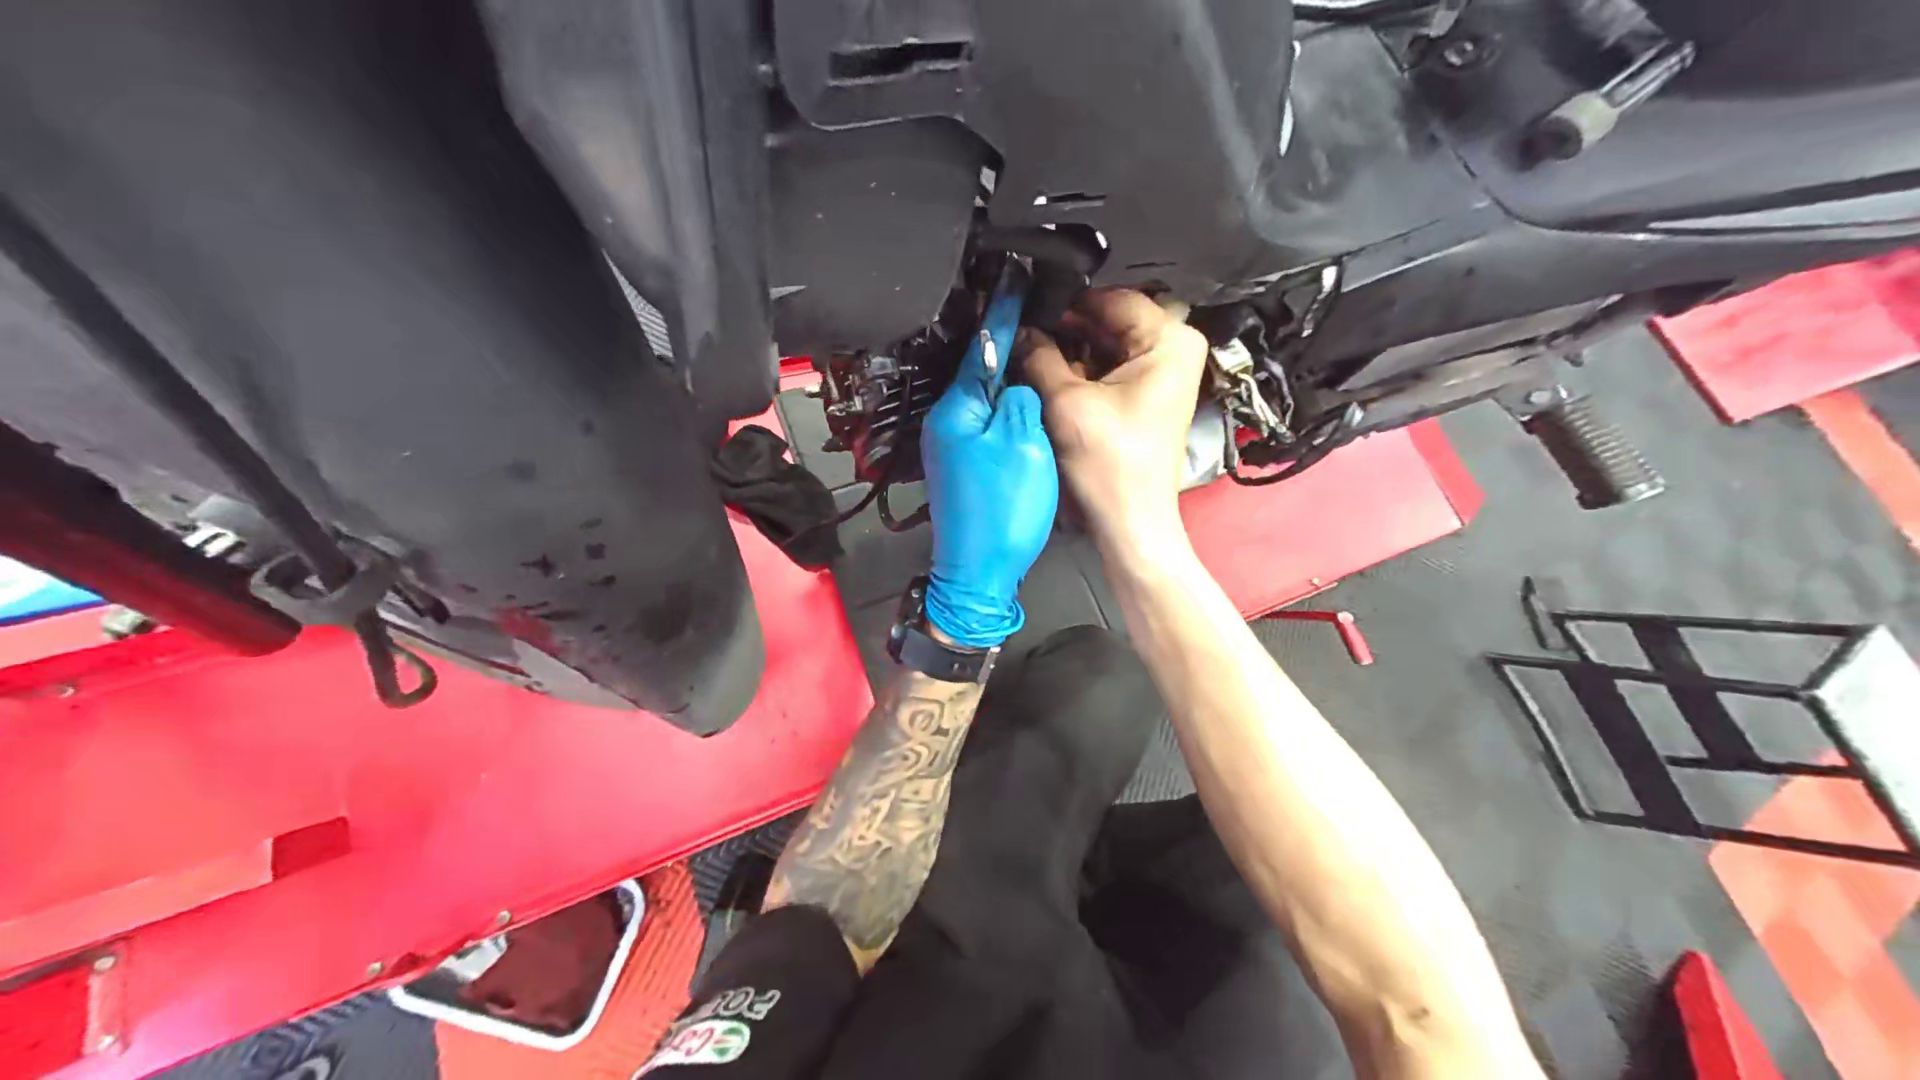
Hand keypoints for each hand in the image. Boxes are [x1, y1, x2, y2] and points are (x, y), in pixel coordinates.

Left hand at [920, 307, 1059, 647]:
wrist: (979, 571)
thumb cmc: (1001, 511)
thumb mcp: (1022, 444)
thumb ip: (1019, 399)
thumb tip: (1016, 378)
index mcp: (956, 410)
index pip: (982, 348)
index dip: (1003, 315)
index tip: (1013, 282)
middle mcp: (946, 423)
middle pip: (981, 372)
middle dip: (1010, 349)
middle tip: (1043, 324)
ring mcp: (951, 446)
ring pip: (985, 400)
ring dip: (1011, 383)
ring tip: (1042, 362)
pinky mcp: (962, 465)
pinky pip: (986, 425)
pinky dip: (1007, 413)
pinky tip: (1027, 411)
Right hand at [1022, 289, 1207, 556]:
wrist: (1129, 521)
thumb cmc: (1111, 467)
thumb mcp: (1066, 403)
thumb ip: (1038, 356)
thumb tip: (1017, 330)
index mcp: (1170, 341)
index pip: (1111, 299)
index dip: (1066, 303)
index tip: (1027, 309)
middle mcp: (1175, 350)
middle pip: (1109, 320)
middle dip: (1066, 329)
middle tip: (1024, 336)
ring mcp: (1163, 373)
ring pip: (1106, 344)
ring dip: (1070, 351)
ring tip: (1032, 357)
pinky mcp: (1147, 395)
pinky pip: (1110, 367)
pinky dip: (1082, 372)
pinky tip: (1052, 378)